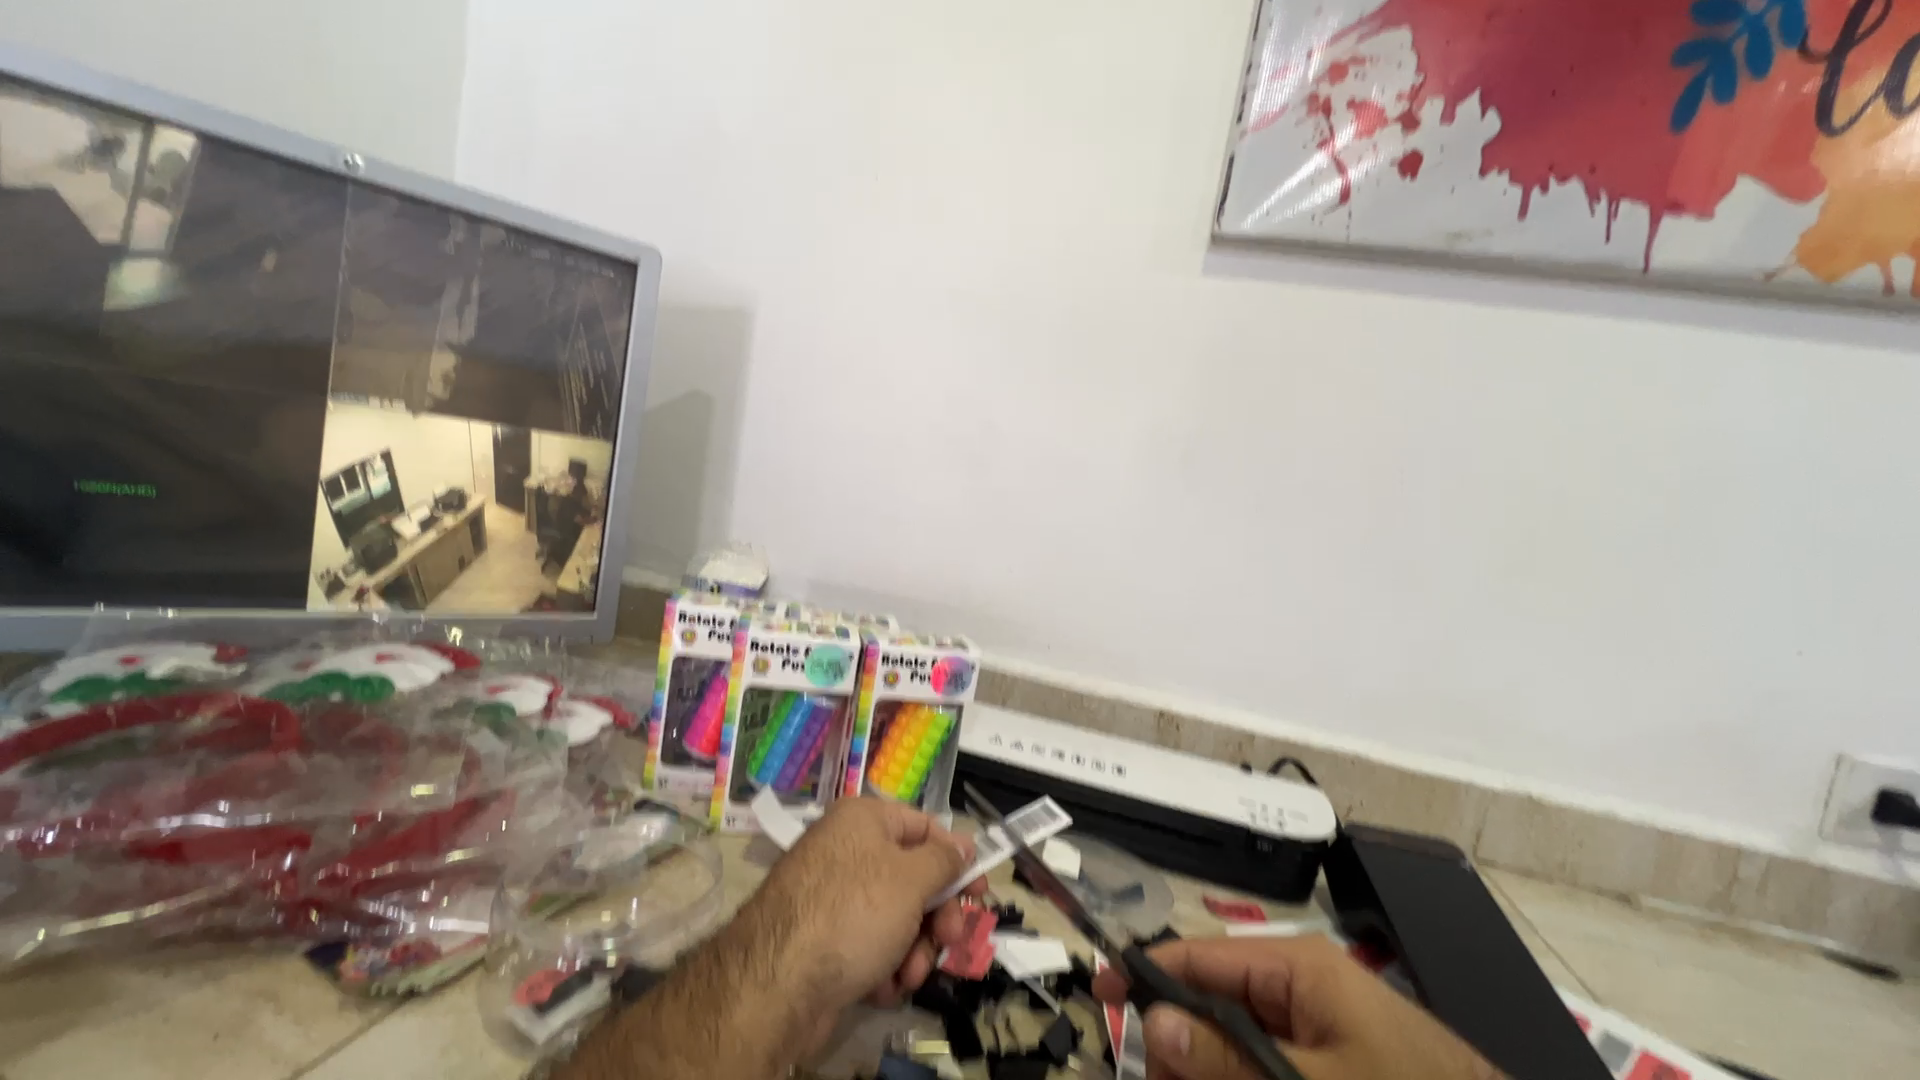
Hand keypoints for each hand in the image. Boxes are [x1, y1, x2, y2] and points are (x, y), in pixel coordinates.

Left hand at [744, 797, 985, 1014]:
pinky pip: (870, 945)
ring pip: (896, 918)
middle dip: (936, 916)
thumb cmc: (853, 914)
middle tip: (950, 940)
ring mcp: (833, 898)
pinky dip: (884, 967)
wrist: (776, 984)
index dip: (955, 858)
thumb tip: (963, 843)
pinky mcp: (825, 940)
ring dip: (914, 950)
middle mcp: (846, 852)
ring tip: (908, 974)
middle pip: (912, 878)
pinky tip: (882, 986)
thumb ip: (944, 859)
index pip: (923, 826)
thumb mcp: (911, 879)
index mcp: (863, 821)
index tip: (980, 890)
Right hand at [1093, 935, 1504, 1079]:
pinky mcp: (1331, 1056)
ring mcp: (1317, 1024)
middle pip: (1209, 1000)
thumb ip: (1227, 1055)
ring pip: (1234, 1036)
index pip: (1197, 954)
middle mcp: (1299, 984)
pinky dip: (1240, 1075)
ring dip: (1206, 1064)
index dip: (1143, 971)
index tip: (1097, 992)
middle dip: (1176, 1042)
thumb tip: (1151, 1016)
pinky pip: (1266, 1059)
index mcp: (1294, 967)